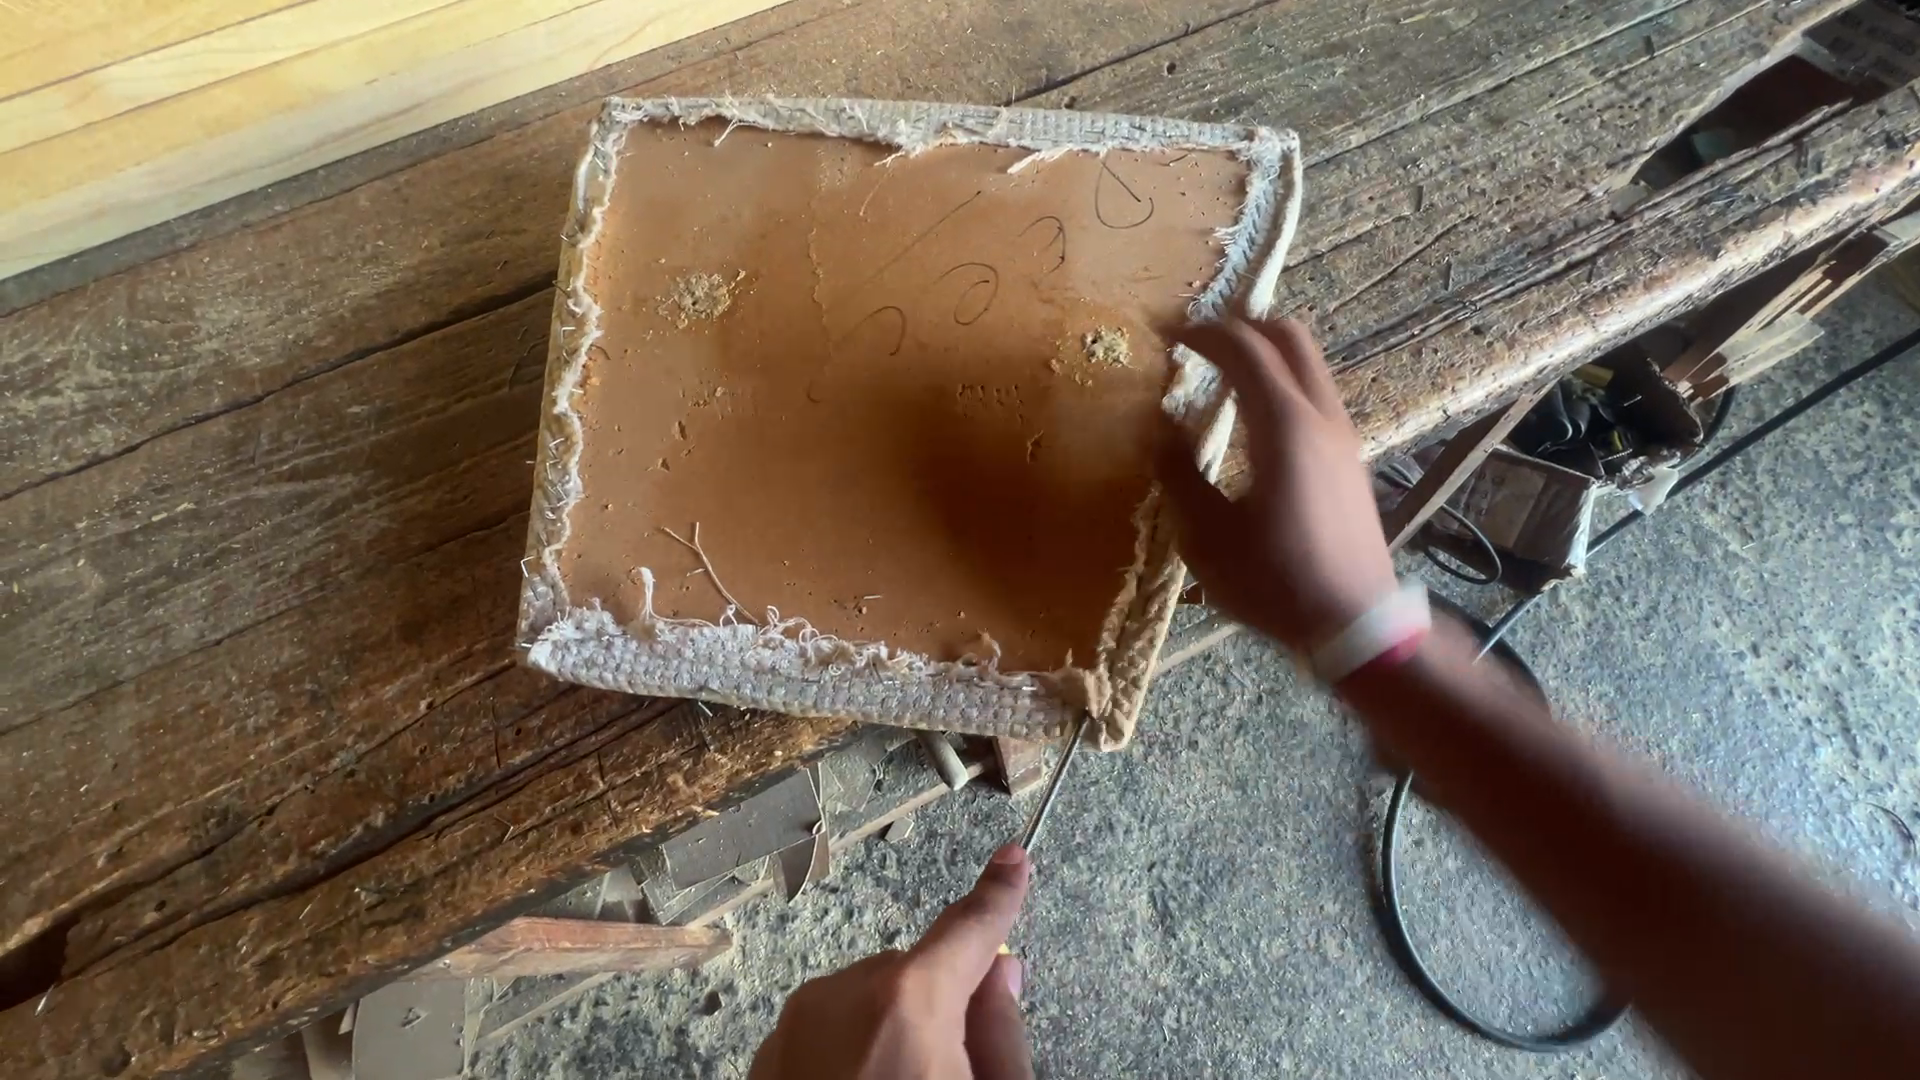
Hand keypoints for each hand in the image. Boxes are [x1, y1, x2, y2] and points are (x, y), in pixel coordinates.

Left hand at [749, 844, 1033, 1079]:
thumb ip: (1004, 1037)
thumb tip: (1001, 972)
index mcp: (907, 1003)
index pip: (969, 927)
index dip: (999, 891)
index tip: (1014, 855)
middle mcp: (841, 996)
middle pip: (915, 972)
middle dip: (940, 1003)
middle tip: (952, 1071)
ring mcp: (794, 1028)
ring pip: (869, 998)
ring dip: (893, 1029)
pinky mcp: (764, 1060)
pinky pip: (828, 1029)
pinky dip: (852, 1050)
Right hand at [1157, 318, 1396, 649]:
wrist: (1353, 622)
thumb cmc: (1273, 582)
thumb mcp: (1208, 536)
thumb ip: (1180, 475)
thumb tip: (1161, 431)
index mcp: (1283, 429)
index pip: (1245, 351)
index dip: (1203, 333)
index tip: (1168, 334)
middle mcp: (1321, 418)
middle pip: (1289, 337)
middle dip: (1241, 325)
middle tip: (1197, 340)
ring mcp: (1343, 435)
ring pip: (1307, 363)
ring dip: (1264, 352)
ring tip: (1220, 370)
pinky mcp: (1349, 456)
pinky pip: (1314, 392)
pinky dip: (1280, 379)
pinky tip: (1252, 412)